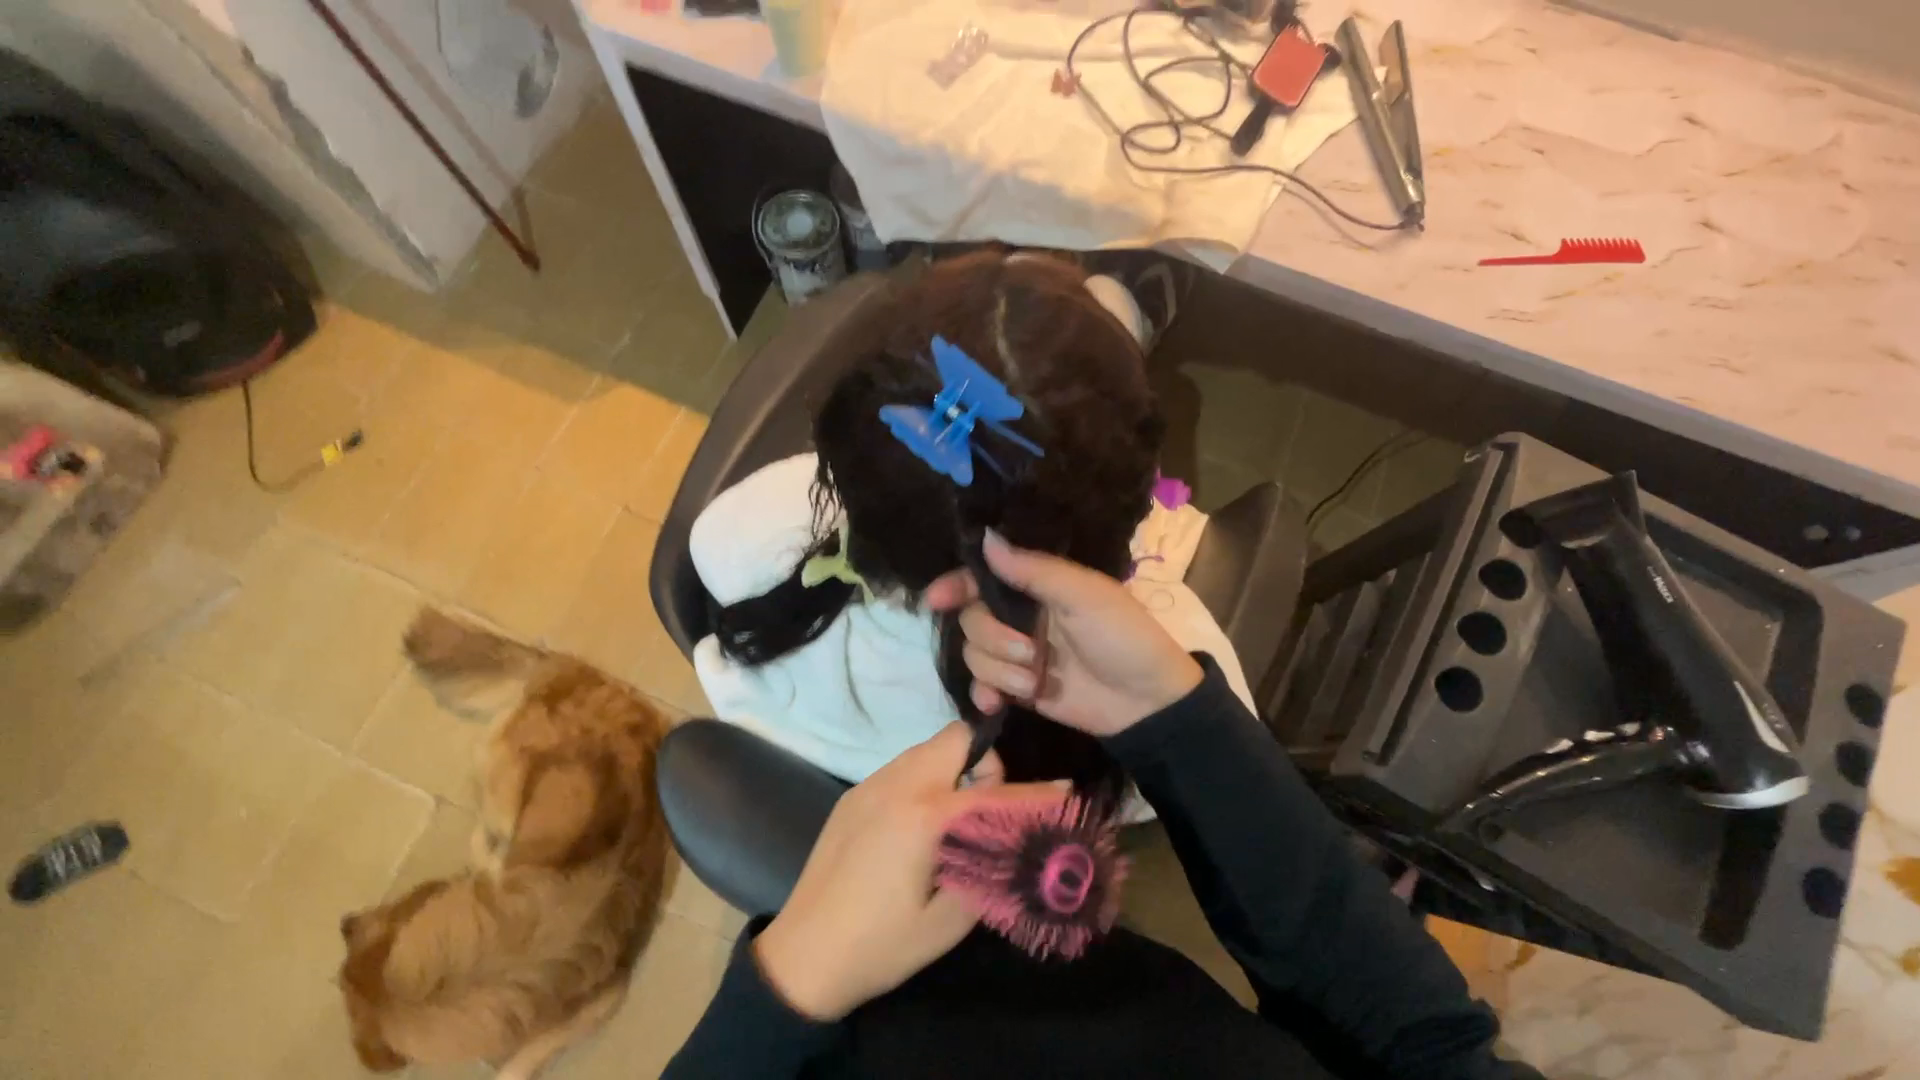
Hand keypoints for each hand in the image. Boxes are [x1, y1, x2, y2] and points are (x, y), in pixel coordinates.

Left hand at [754, 724, 1027, 1019]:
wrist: (802, 956)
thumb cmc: (880, 946)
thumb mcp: (948, 922)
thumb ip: (990, 872)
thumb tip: (1018, 848)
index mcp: (924, 816)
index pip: (994, 794)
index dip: (1034, 794)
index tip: (1065, 790)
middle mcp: (897, 785)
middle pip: (955, 739)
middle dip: (984, 762)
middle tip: (990, 806)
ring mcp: (869, 786)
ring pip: (926, 749)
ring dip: (953, 768)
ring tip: (957, 817)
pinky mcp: (852, 796)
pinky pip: (901, 767)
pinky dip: (924, 779)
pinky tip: (920, 824)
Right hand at [925, 531, 1202, 736]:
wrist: (1147, 702)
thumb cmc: (1122, 637)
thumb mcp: (1083, 595)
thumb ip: (1032, 570)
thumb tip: (986, 538)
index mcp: (1038, 587)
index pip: (983, 579)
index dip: (955, 585)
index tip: (935, 600)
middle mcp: (1022, 617)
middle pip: (973, 620)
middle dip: (994, 639)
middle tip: (1030, 653)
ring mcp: (1019, 655)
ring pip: (975, 655)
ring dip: (999, 671)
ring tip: (1033, 682)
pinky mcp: (1019, 690)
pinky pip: (982, 687)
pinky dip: (986, 695)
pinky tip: (997, 705)